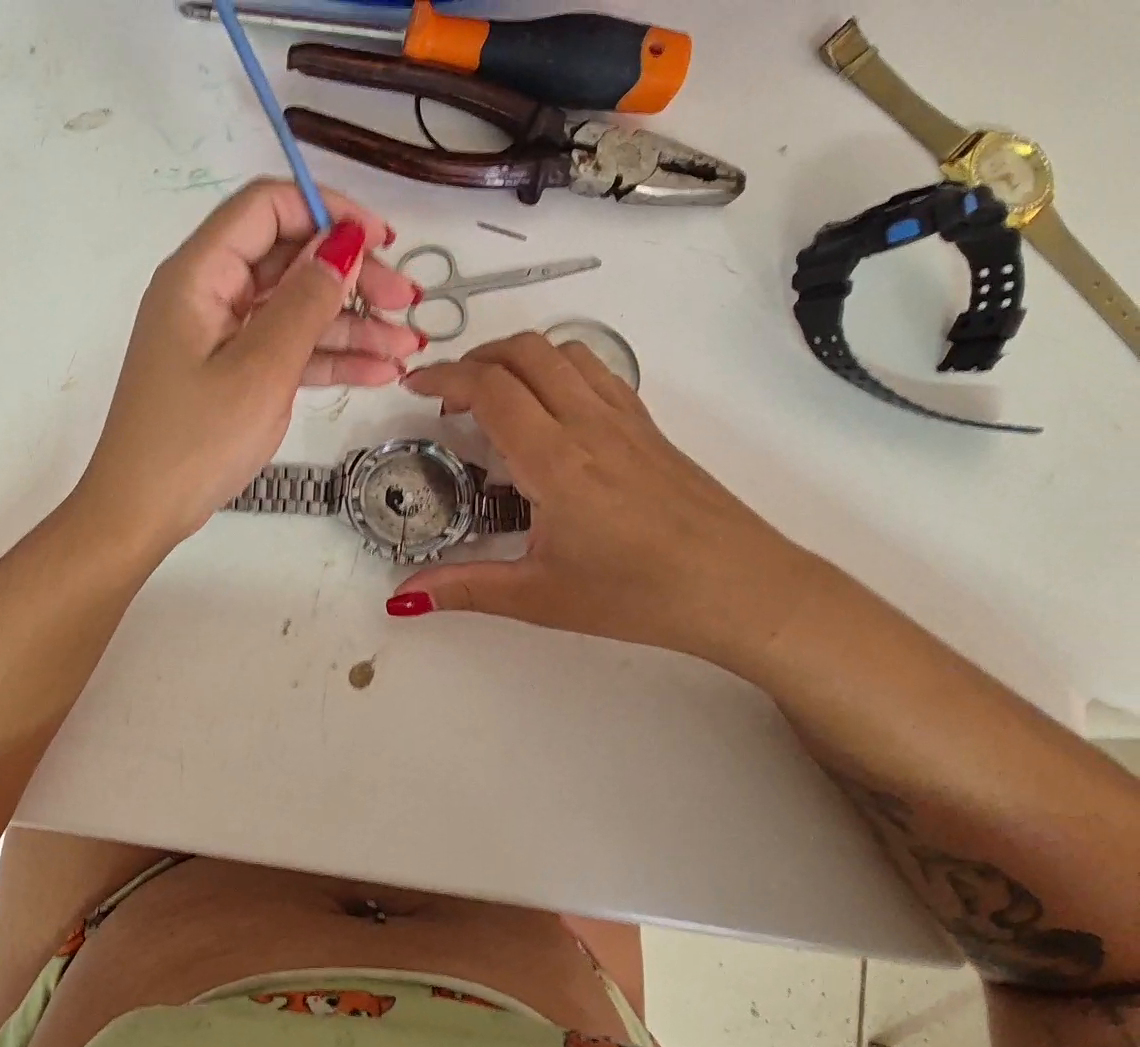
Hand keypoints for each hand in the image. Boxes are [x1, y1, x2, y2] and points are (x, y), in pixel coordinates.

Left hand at [74, 180, 424, 549]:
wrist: (140, 512)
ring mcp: (218, 335)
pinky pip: (284, 349)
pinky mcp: (229, 372)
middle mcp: (207, 294)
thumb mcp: (261, 369)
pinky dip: (327, 358)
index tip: (382, 240)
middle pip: (288, 258)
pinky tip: (379, 371)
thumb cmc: (194, 440)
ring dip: (351, 325)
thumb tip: (345, 242)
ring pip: (294, 308)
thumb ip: (307, 302)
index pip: (267, 208)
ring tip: (409, 348)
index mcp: (199, 275)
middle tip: (407, 304)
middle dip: (351, 276)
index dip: (328, 211)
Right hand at [389, 333, 829, 667]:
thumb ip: (463, 588)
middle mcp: (589, 425)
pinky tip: (546, 408)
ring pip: (564, 351)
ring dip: (517, 356)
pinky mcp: (648, 428)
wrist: (743, 590)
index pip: (491, 388)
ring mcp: (625, 421)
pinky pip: (596, 371)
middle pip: (525, 351)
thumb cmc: (639, 595)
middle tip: (445, 394)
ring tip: (490, 393)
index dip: (444, 377)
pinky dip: (557, 367)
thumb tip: (401, 597)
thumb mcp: (539, 597)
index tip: (414, 388)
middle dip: (474, 358)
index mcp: (555, 462)